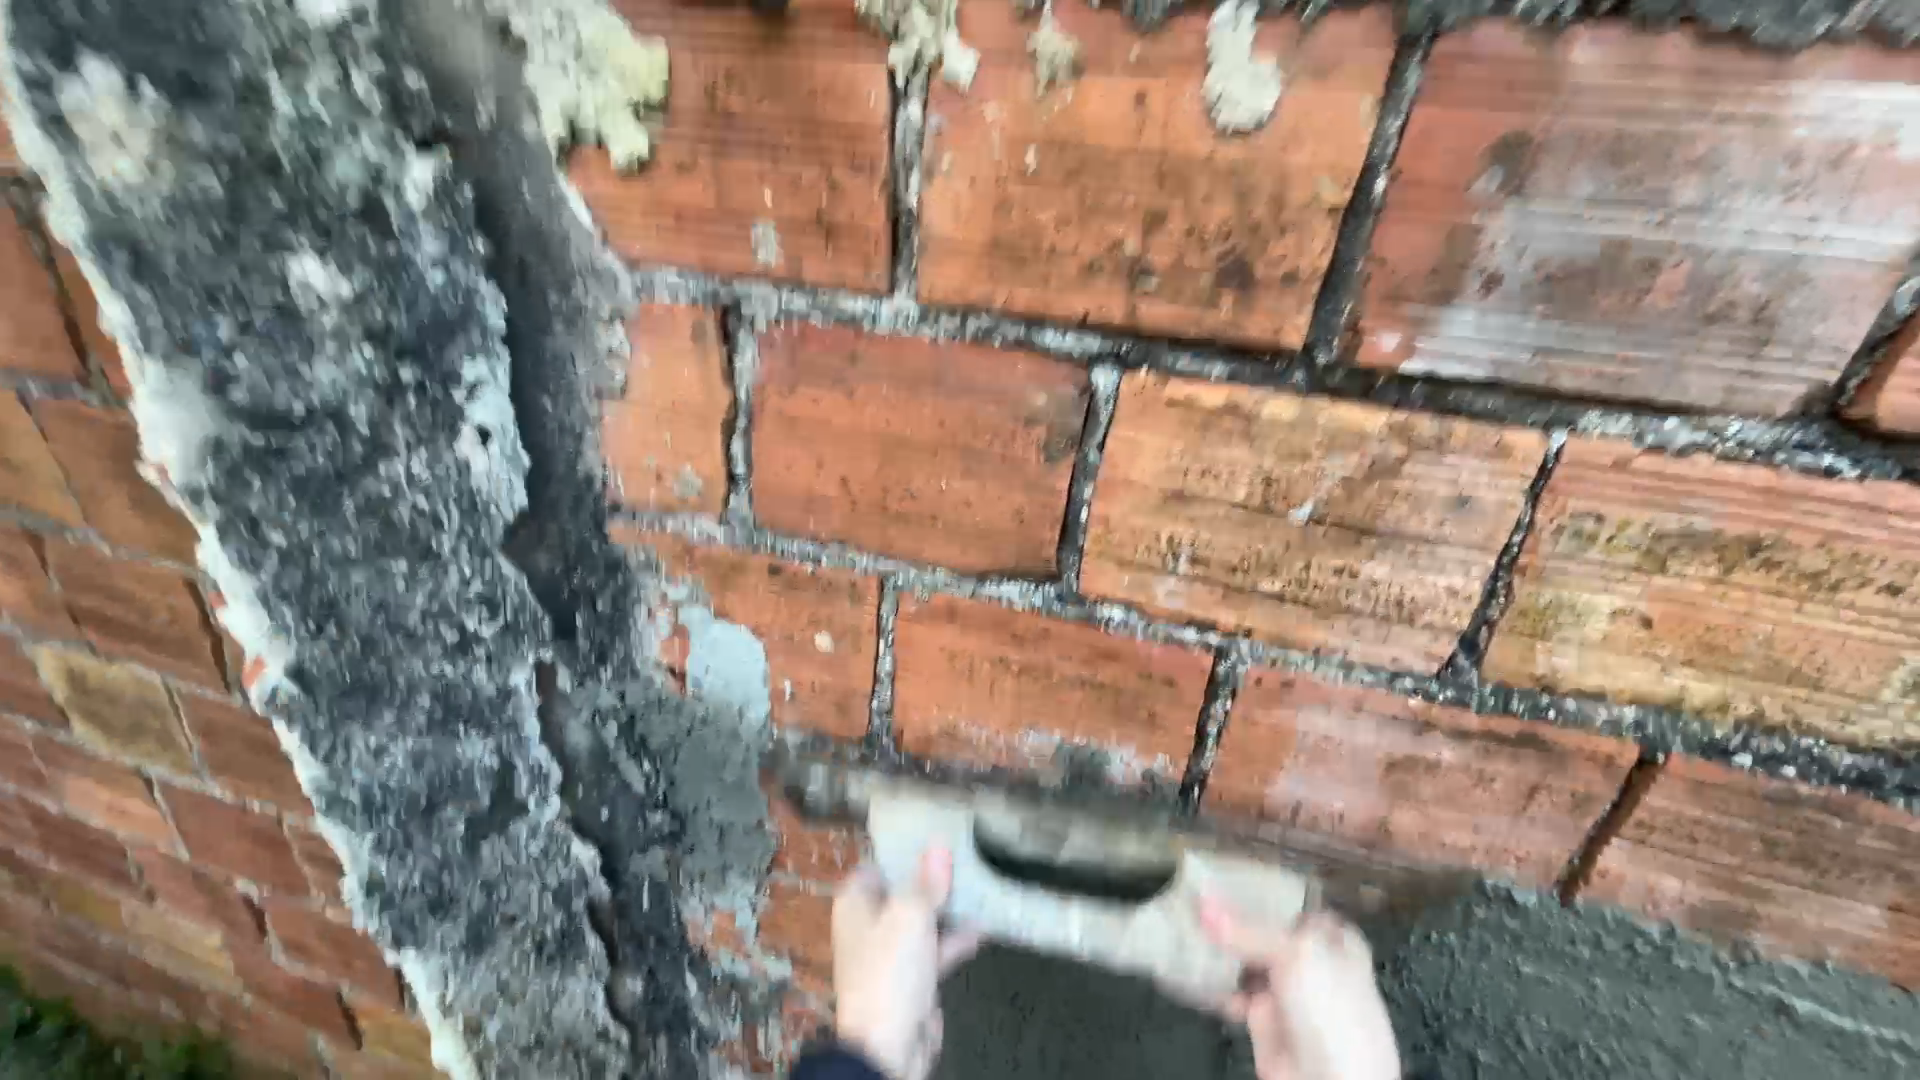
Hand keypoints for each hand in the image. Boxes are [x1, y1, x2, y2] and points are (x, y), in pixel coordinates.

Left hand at [832, 848, 982, 1079]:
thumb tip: (939, 846)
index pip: (875, 865)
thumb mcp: (911, 915)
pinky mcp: (911, 978)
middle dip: (930, 879)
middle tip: (962, 858)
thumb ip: (927, 882)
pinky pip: (934, 949)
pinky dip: (954, 939)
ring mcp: (891, 953)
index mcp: (855, 904)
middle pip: (901, 891)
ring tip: (978, 888)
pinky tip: (981, 928)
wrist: (889, 1046)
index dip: (901, 851)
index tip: (932, 837)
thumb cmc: (890, 970)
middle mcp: (869, 924)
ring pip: (921, 920)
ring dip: (946, 908)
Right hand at [1200, 900, 1400, 1079]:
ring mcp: (1284, 990)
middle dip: (1227, 919)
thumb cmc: (1333, 1012)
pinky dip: (1208, 981)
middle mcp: (1308, 961)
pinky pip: (1229, 990)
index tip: (1220, 876)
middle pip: (1260, 930)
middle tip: (1190, 897)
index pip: (1289, 902)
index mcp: (1331, 938)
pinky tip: (1185, 967)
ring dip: (1214, 949)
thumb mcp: (1296, 954)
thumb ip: (1247, 929)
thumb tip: (1203, 903)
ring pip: (1242, 959)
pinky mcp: (1260, 1017)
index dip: (1257, 890)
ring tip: (1180, 927)